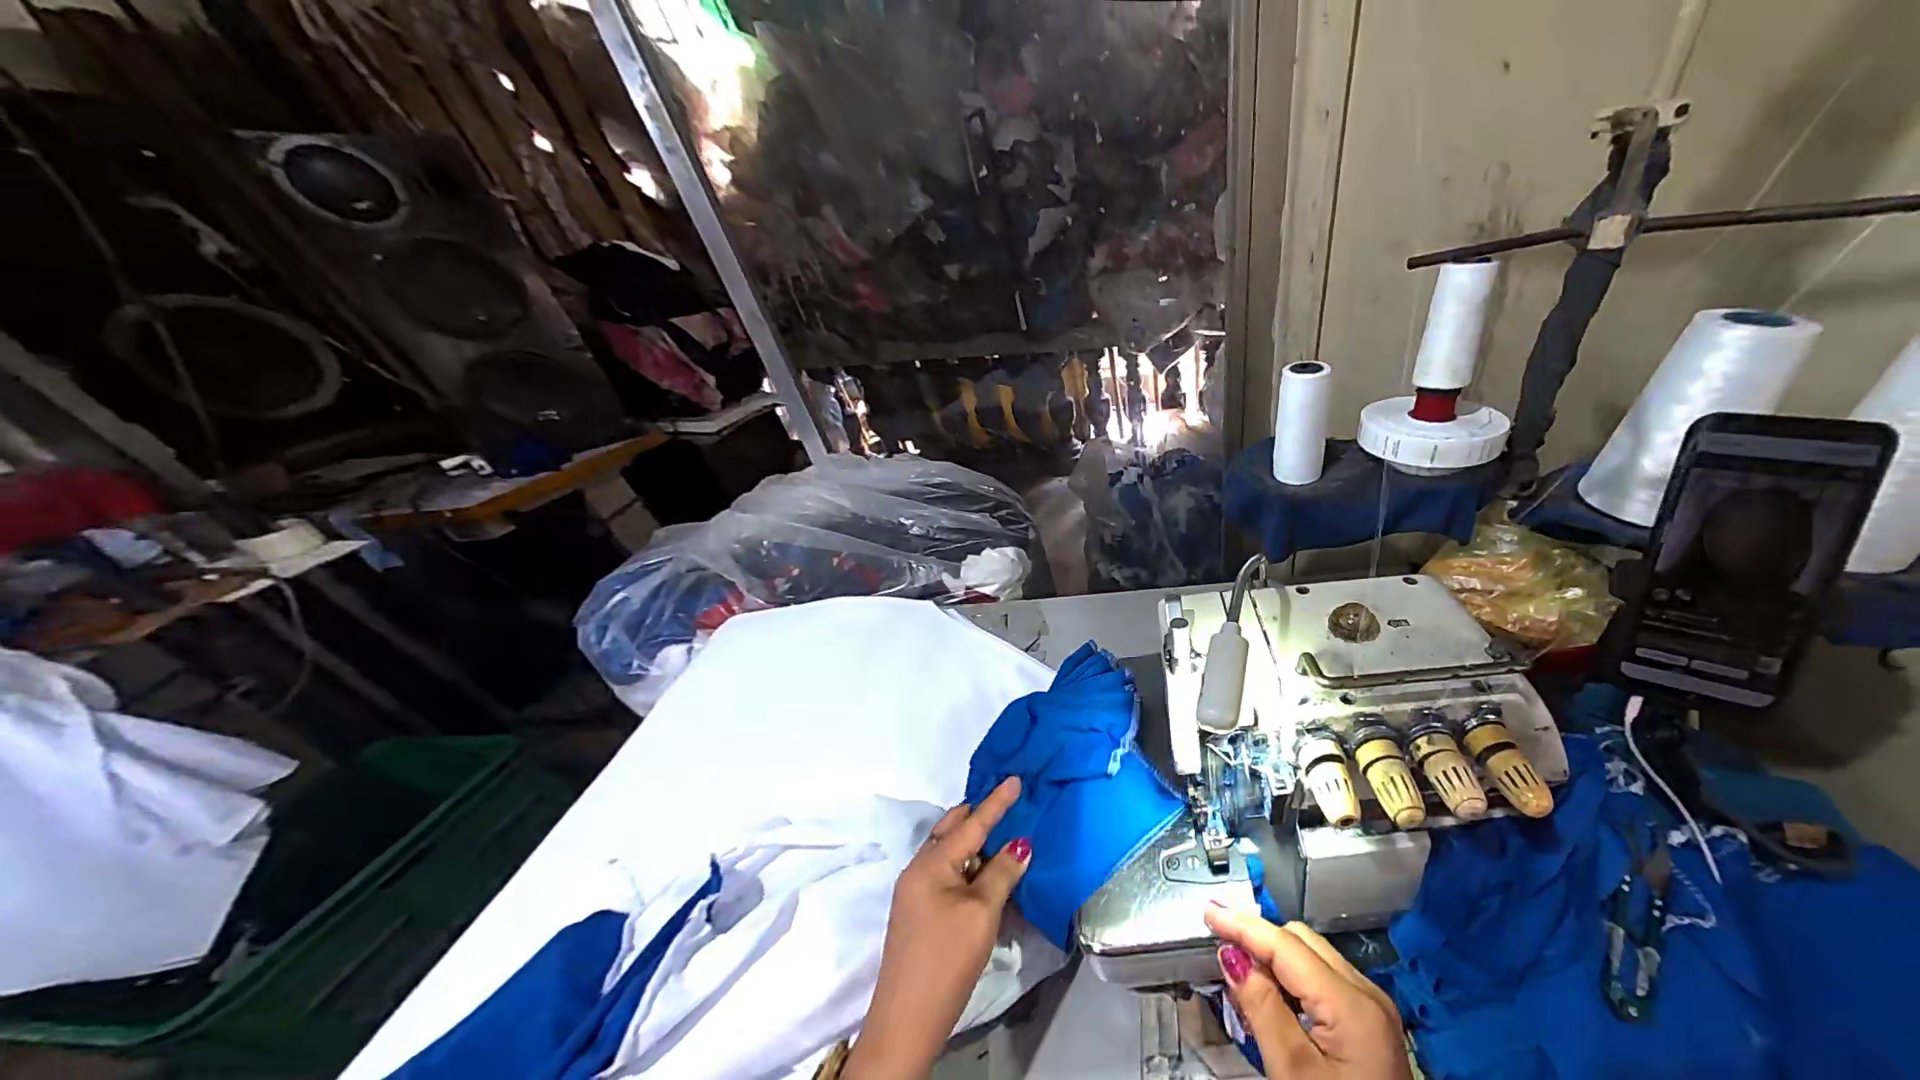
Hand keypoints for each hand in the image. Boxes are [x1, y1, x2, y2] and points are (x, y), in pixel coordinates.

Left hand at [845, 777, 1030, 1079]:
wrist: (907, 1015)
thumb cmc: (947, 957)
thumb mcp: (981, 913)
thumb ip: (1001, 873)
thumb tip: (1020, 844)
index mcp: (930, 862)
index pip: (970, 824)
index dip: (995, 803)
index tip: (1014, 779)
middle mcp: (918, 868)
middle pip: (951, 831)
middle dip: (977, 816)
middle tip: (1005, 803)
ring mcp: (915, 891)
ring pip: (947, 852)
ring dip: (972, 842)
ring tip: (999, 834)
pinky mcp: (918, 911)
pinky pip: (945, 872)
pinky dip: (965, 864)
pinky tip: (982, 872)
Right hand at [1206, 905, 1411, 1079]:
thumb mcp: (1292, 1071)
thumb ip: (1261, 1006)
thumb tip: (1232, 955)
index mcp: (1351, 1004)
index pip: (1285, 945)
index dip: (1242, 925)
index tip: (1208, 912)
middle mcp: (1367, 995)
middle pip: (1301, 940)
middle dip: (1258, 937)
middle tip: (1220, 945)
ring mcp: (1373, 1010)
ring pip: (1312, 955)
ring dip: (1273, 955)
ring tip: (1239, 970)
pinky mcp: (1371, 1025)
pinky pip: (1323, 977)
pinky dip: (1292, 974)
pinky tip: (1271, 993)